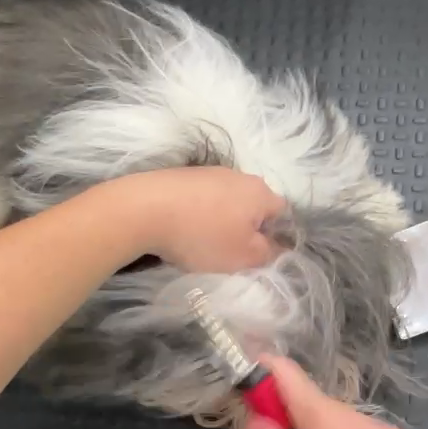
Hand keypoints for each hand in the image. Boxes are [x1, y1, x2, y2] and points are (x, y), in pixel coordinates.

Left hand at [90, 167, 285, 272]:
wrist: (145, 209)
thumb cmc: (202, 236)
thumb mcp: (243, 256)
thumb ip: (268, 253)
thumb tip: (278, 247)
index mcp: (260, 192)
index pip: (283, 213)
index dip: (276, 236)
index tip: (258, 256)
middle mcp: (239, 176)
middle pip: (253, 206)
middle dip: (246, 229)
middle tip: (231, 253)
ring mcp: (209, 172)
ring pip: (227, 202)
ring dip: (221, 221)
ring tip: (203, 242)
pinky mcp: (184, 175)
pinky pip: (202, 199)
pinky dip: (198, 214)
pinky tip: (183, 228)